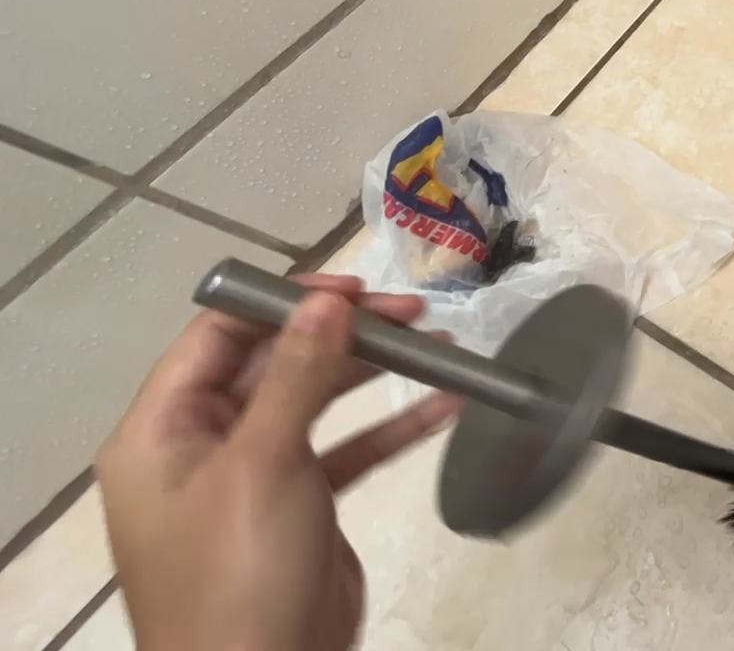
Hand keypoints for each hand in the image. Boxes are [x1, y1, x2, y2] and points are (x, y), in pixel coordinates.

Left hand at [96, 274, 461, 650]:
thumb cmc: (240, 565)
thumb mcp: (265, 463)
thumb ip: (296, 376)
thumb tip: (325, 300)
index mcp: (164, 432)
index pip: (217, 337)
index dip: (282, 302)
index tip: (355, 289)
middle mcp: (207, 443)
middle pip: (279, 361)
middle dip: (347, 333)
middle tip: (414, 312)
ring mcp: (259, 469)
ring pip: (321, 395)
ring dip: (380, 369)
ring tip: (439, 343)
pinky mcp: (306, 495)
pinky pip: (354, 441)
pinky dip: (399, 421)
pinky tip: (448, 404)